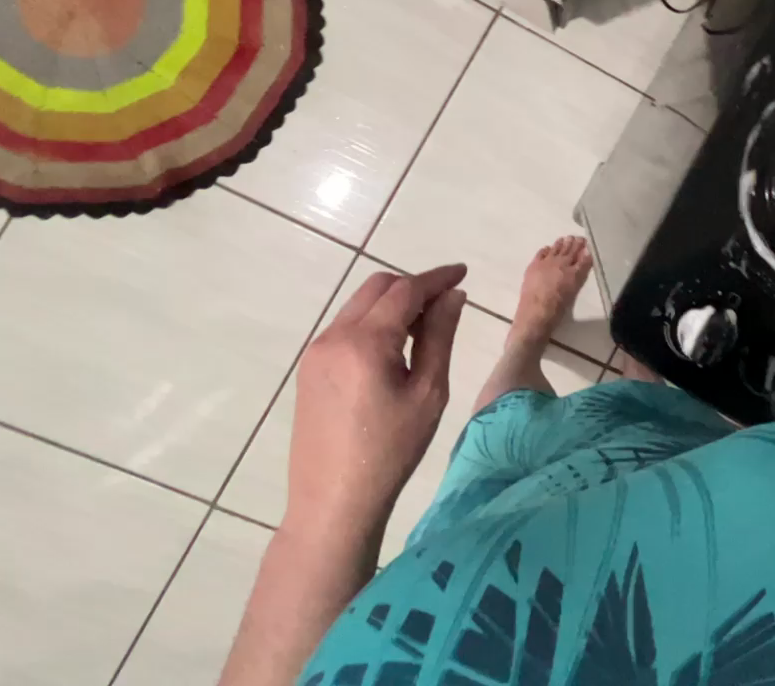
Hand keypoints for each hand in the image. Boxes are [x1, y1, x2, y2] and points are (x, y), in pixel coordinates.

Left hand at [282, 265, 468, 541]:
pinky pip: (346, 326)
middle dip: (414, 286)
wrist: (333, 502)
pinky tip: (394, 347)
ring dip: (393, 303)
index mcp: (364, 342)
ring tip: (425, 326)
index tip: (464, 273)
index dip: (437, 278)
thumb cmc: (391, 450)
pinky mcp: (310, 369)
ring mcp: (316, 352)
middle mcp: (334, 336)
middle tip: (447, 302)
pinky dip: (374, 321)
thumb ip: (439, 336)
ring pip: (359, 304)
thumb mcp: (428, 392)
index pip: (405, 289)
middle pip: (378, 287)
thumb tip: (452, 296)